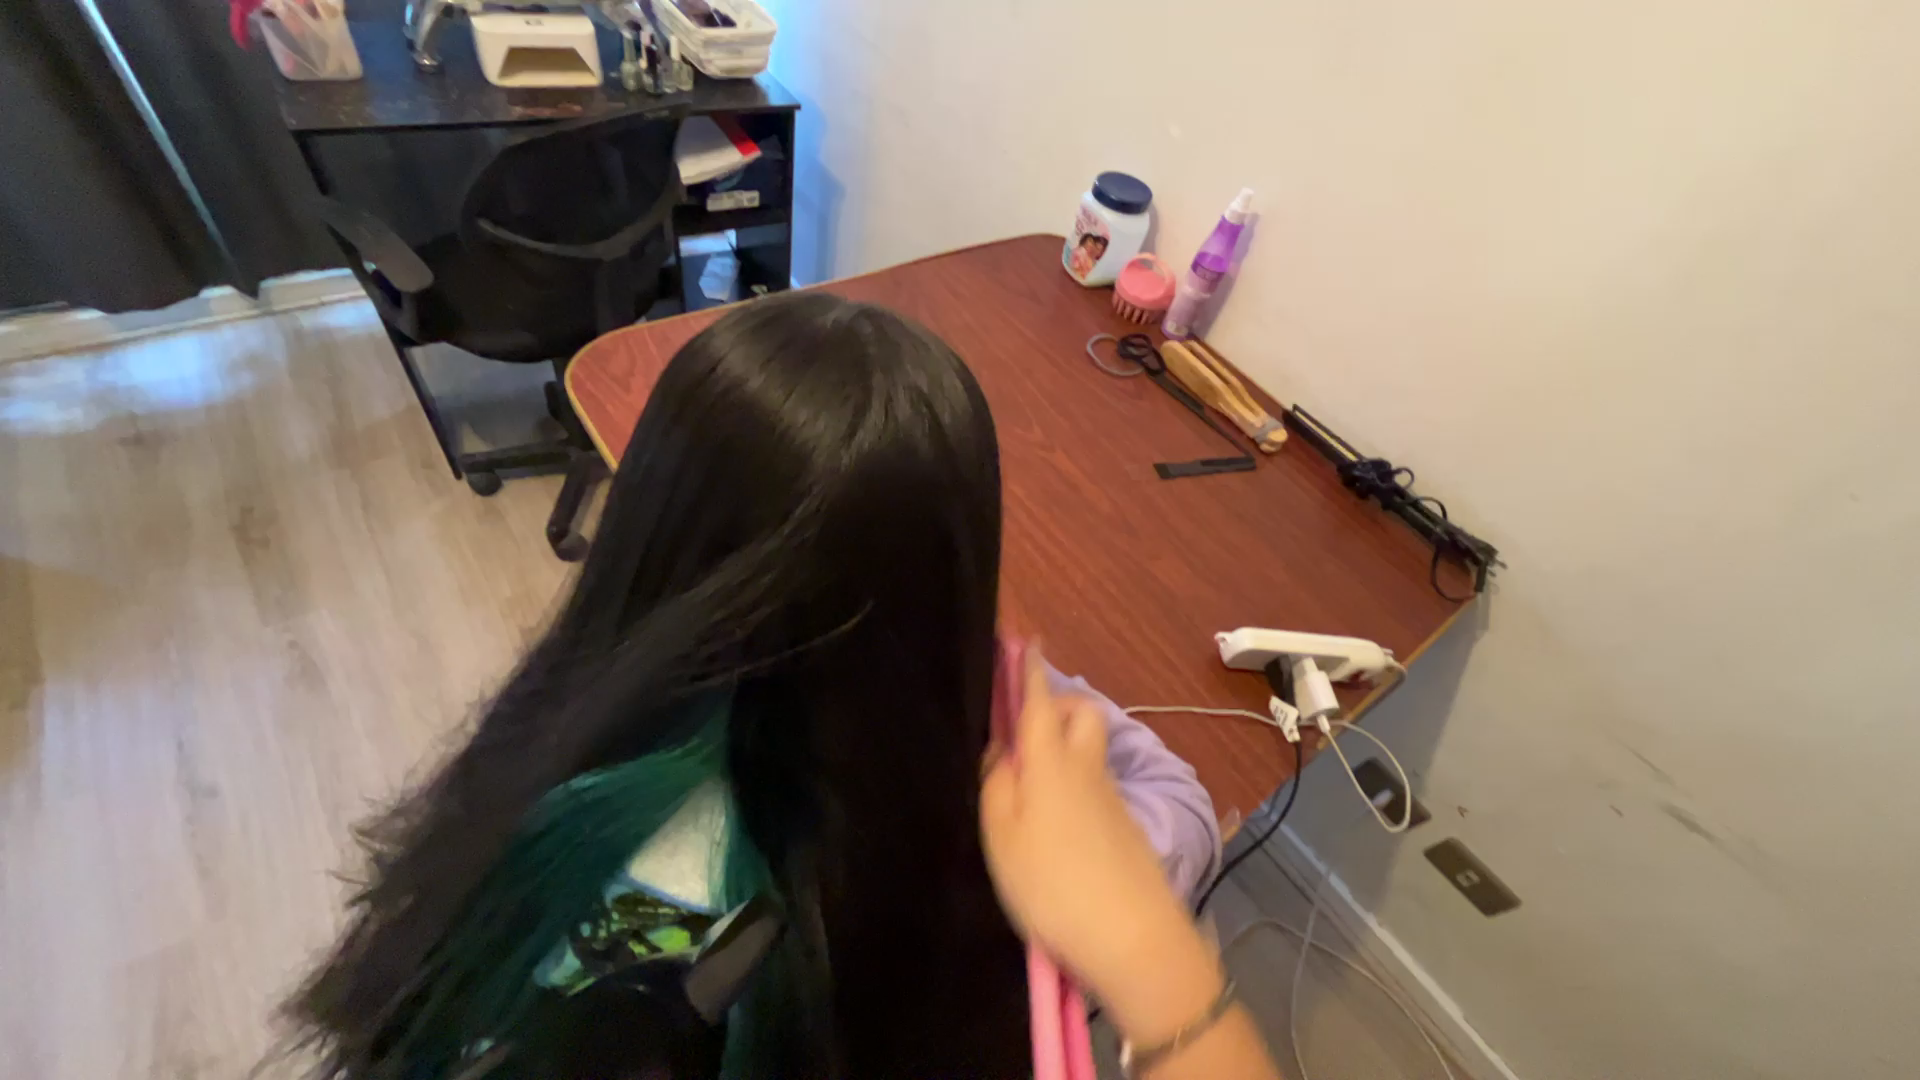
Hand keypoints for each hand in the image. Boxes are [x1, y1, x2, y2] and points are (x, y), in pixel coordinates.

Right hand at [980, 649, 1221, 1033]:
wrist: (1134, 938)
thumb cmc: (1053, 882)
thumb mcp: (1002, 835)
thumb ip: (995, 784)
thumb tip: (1002, 752)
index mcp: (1050, 761)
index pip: (1036, 700)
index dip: (1028, 668)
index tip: (1025, 638)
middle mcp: (1086, 767)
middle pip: (1080, 713)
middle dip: (1056, 706)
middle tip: (1022, 735)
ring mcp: (1111, 796)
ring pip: (1088, 748)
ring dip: (1064, 745)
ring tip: (1030, 785)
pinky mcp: (1125, 824)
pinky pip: (1095, 781)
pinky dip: (1075, 781)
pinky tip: (1056, 822)